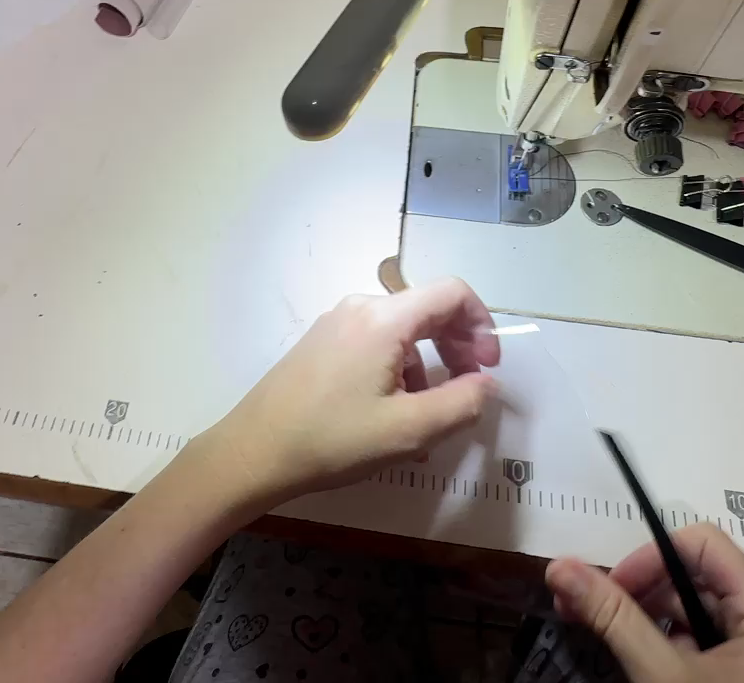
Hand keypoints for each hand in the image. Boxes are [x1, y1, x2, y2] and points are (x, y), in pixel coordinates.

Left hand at [202, 278, 500, 508]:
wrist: (255, 450)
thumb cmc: (333, 440)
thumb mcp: (408, 430)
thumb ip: (461, 403)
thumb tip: (488, 382)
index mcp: (384, 318)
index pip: (451, 292)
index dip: (482, 323)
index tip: (488, 366)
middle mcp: (360, 306)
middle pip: (427, 308)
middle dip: (458, 344)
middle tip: (470, 388)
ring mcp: (337, 321)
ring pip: (403, 330)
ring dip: (428, 364)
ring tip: (428, 416)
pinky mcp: (323, 340)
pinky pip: (376, 341)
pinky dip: (399, 367)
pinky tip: (393, 412)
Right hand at [545, 524, 743, 682]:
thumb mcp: (662, 677)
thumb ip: (612, 617)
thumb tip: (559, 567)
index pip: (703, 544)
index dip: (652, 556)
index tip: (613, 589)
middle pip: (702, 577)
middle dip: (643, 592)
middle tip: (594, 612)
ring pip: (705, 612)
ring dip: (655, 621)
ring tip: (621, 648)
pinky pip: (718, 643)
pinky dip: (679, 648)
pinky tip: (654, 671)